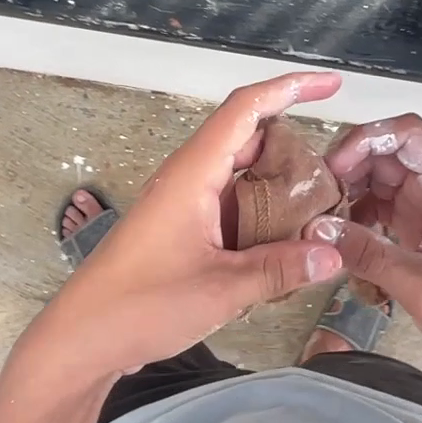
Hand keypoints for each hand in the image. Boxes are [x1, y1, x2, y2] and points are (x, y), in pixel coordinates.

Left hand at [15, 72, 347, 385]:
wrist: (83, 338)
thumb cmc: (141, 306)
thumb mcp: (221, 289)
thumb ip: (280, 269)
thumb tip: (333, 254)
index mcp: (194, 173)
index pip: (245, 109)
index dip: (289, 88)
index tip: (330, 84)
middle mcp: (189, 177)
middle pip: (248, 139)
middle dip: (295, 145)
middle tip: (337, 170)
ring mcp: (184, 202)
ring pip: (241, 175)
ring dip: (279, 184)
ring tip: (322, 205)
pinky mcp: (183, 227)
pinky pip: (231, 205)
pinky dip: (262, 213)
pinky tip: (287, 240)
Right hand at [313, 114, 421, 383]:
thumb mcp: (421, 287)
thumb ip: (368, 253)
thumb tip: (317, 228)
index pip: (409, 134)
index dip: (368, 138)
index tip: (335, 168)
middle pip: (391, 150)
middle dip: (352, 163)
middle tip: (319, 193)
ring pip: (384, 175)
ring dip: (352, 186)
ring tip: (323, 213)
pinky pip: (384, 203)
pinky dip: (359, 210)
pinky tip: (340, 231)